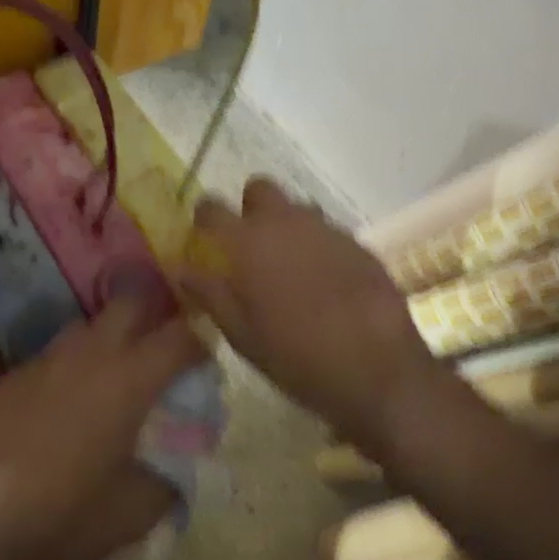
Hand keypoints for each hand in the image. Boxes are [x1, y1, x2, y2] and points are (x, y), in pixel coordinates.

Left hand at [0, 295, 204, 559]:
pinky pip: (54, 355)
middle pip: (131, 301)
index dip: (200, 344)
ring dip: (109, 338)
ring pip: (88, 324)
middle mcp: (90, 353)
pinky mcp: (13, 375)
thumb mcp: (138, 511)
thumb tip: (182, 458)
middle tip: (160, 349)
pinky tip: (65, 405)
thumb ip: (172, 475)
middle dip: (154, 314)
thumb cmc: (66, 517)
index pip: (180, 336)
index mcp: (130, 377)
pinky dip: (72, 367)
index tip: (203, 364)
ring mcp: (46, 359)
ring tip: (113, 376)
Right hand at [175, 178, 446, 450]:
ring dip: (287, 227)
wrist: (379, 370)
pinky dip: (318, 248)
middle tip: (250, 246)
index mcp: (249, 242)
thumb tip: (178, 266)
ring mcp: (327, 230)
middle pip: (259, 189)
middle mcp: (287, 223)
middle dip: (250, 208)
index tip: (203, 235)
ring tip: (290, 269)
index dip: (203, 217)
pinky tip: (325, 284)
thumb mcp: (242, 334)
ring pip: (297, 209)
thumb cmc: (297, 357)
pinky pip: (328, 232)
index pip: (212, 207)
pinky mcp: (358, 244)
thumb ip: (209, 293)